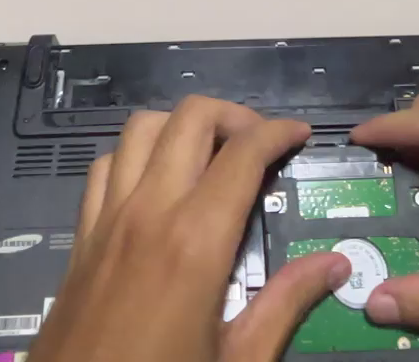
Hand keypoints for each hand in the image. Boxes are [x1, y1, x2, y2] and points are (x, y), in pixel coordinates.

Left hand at [29, 96, 350, 361]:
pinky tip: (155, 179)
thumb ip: (286, 303)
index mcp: (196, 239)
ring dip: (182, 125)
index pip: (243, 153)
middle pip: (191, 117)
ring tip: (210, 151)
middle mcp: (151, 208)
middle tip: (259, 144)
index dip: (278, 132)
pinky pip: (105, 163)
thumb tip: (336, 263)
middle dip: (233, 115)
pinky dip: (135, 152)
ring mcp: (110, 215)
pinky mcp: (83, 231)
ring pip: (143, 126)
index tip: (300, 135)